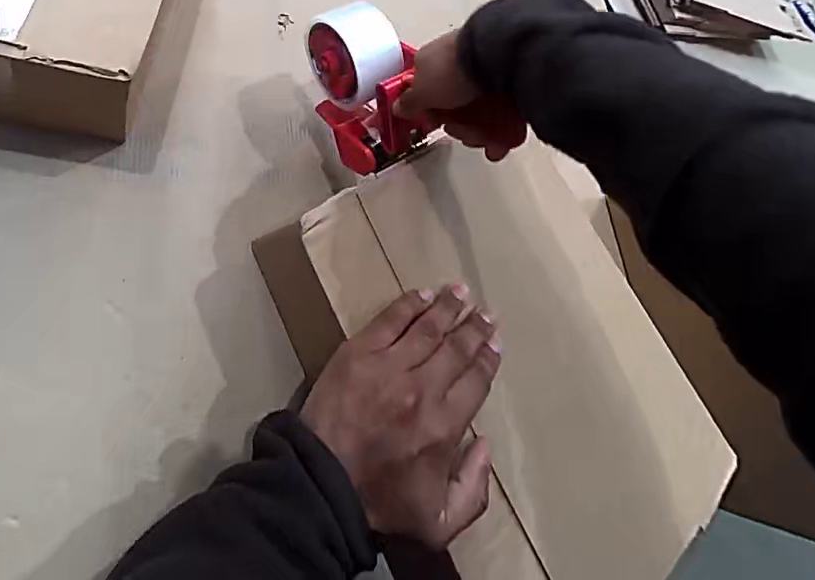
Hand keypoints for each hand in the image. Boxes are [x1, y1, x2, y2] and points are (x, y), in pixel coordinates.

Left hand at [301, 284, 502, 548]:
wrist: (320, 484)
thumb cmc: (380, 501)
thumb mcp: (439, 522)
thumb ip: (474, 489)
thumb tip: (486, 444)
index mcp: (444, 426)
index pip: (476, 380)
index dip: (488, 357)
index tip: (495, 341)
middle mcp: (422, 389)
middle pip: (456, 347)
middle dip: (475, 327)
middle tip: (486, 312)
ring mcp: (389, 366)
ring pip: (427, 327)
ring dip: (448, 306)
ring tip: (461, 292)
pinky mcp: (359, 351)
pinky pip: (390, 319)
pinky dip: (410, 304)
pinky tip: (424, 293)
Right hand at [393, 30, 526, 160]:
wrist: (497, 56)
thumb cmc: (453, 67)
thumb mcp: (421, 90)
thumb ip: (408, 102)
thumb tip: (398, 107)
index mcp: (433, 61)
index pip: (427, 90)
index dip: (429, 112)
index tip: (433, 124)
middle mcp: (459, 65)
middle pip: (456, 106)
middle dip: (458, 128)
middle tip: (461, 132)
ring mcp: (486, 74)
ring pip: (479, 113)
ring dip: (479, 133)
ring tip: (484, 139)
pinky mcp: (511, 84)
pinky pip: (503, 113)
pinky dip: (501, 131)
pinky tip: (499, 144)